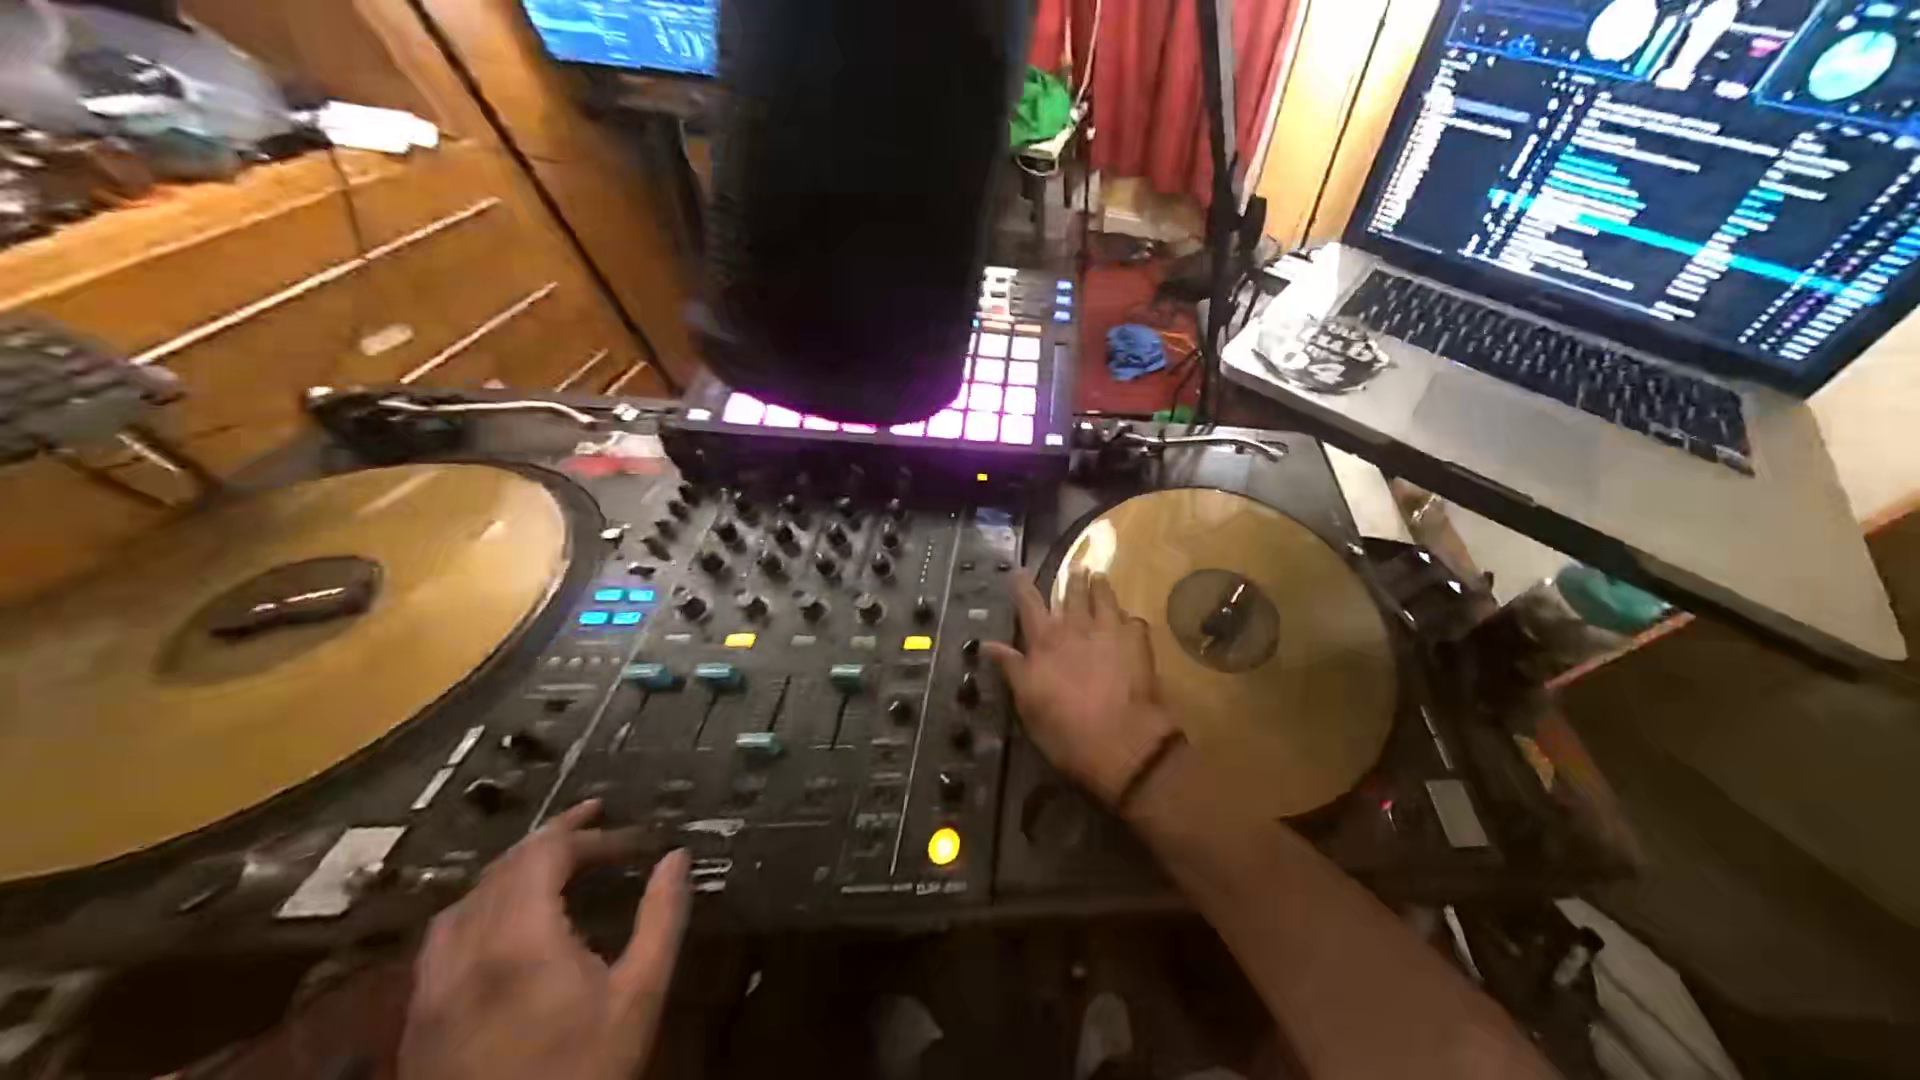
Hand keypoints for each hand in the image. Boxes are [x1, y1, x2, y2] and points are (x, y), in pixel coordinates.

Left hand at [399, 801, 689, 1079]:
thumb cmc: (585, 1074)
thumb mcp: (640, 996)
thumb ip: (661, 917)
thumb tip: (677, 857)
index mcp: (519, 940)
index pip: (545, 854)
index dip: (589, 834)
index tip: (632, 840)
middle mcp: (464, 952)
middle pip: (504, 867)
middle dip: (555, 838)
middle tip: (599, 823)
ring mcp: (432, 987)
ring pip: (467, 898)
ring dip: (514, 868)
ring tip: (556, 861)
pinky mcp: (419, 1018)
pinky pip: (444, 936)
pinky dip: (482, 904)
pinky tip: (505, 918)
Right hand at [985, 570, 1178, 804]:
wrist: (1121, 741)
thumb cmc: (1064, 727)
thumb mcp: (1027, 701)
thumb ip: (1011, 667)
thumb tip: (986, 644)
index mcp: (1045, 640)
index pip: (1029, 602)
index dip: (1022, 585)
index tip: (1019, 571)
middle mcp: (1076, 626)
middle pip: (1072, 592)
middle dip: (1071, 578)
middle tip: (1074, 568)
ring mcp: (1110, 630)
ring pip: (1104, 597)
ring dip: (1100, 586)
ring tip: (1099, 578)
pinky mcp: (1138, 642)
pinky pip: (1133, 620)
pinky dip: (1127, 618)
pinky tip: (1128, 622)